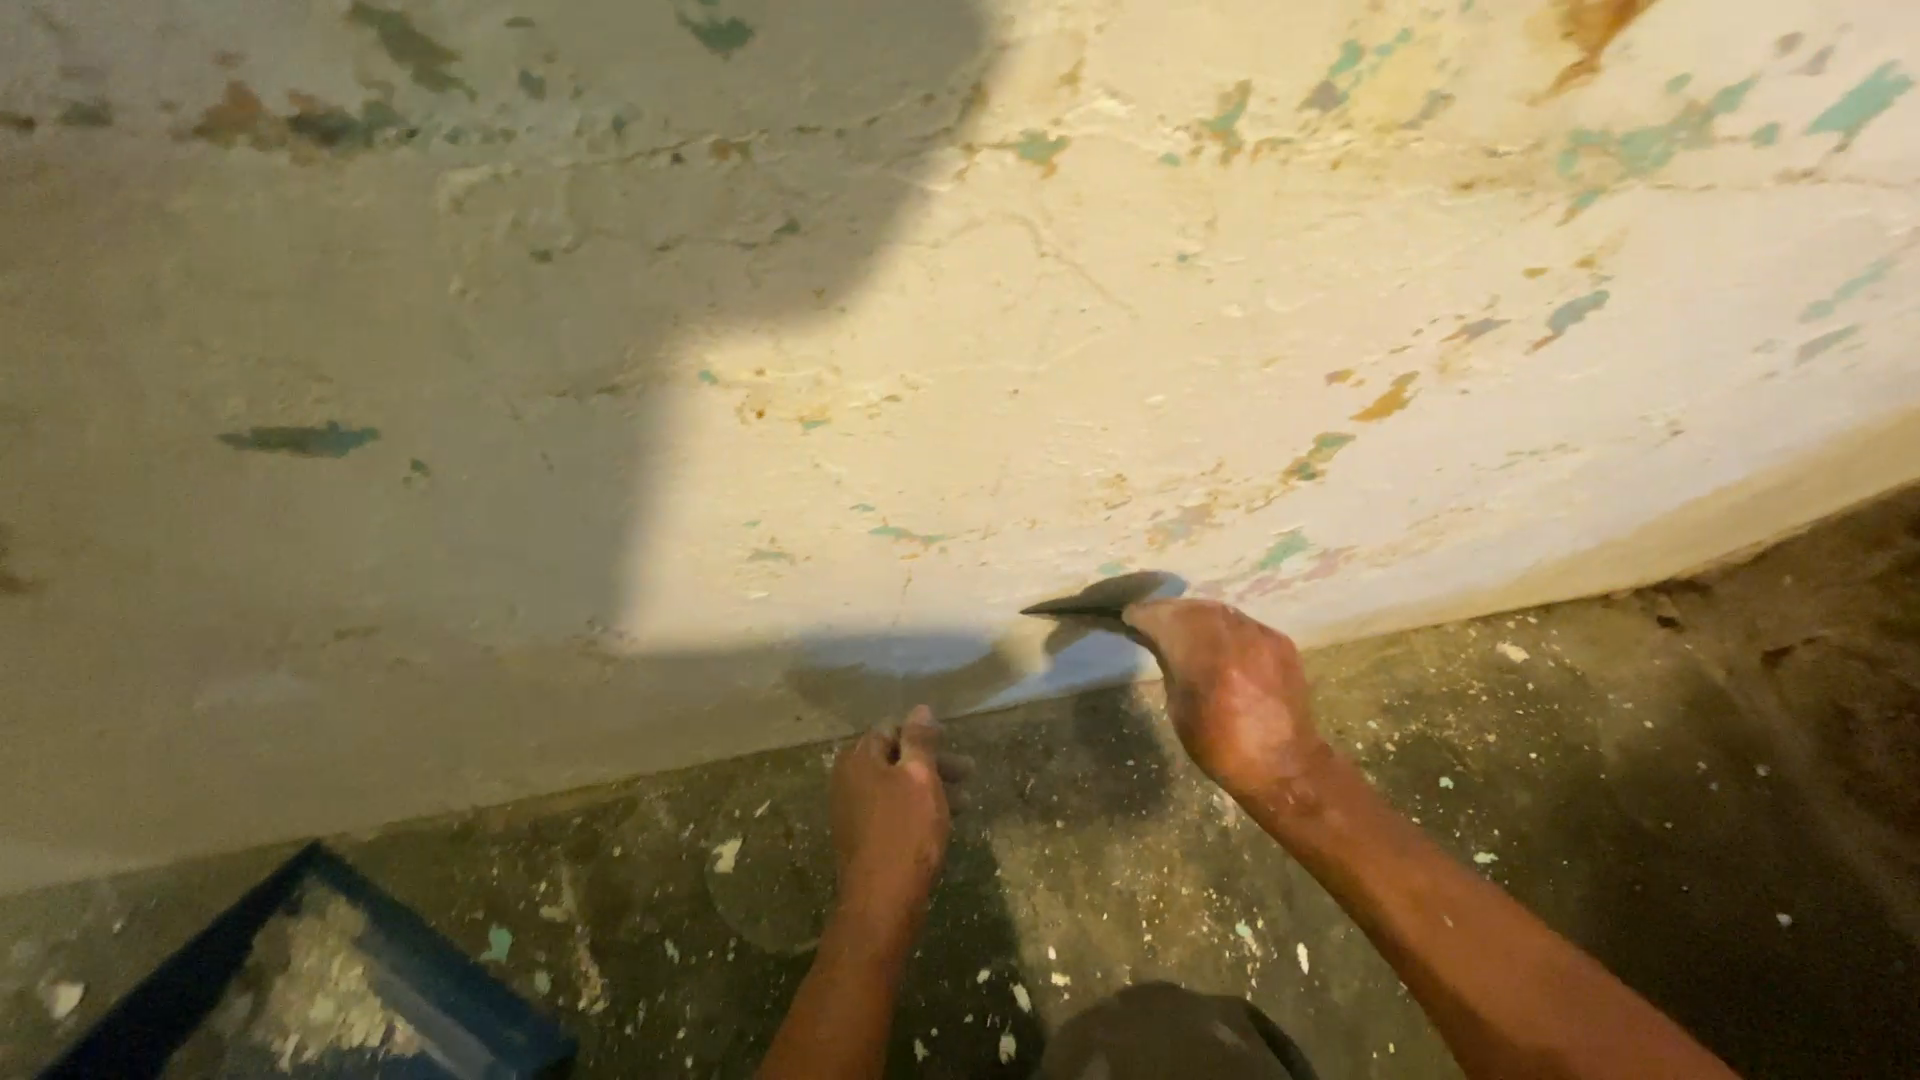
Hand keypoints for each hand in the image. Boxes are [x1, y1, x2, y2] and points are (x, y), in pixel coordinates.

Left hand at [829, 706, 968, 924]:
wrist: (882, 901)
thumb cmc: (905, 831)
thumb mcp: (920, 778)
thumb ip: (920, 740)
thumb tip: (920, 708)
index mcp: (858, 759)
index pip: (891, 728)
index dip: (924, 733)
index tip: (952, 742)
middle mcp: (848, 779)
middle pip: (896, 758)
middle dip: (934, 763)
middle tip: (969, 772)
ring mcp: (852, 810)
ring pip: (897, 786)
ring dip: (931, 788)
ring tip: (968, 802)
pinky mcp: (862, 836)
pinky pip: (893, 810)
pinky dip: (918, 808)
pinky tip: (944, 821)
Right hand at [1122, 598, 1327, 799]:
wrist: (1283, 765)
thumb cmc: (1220, 746)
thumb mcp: (1179, 708)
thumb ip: (1169, 665)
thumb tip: (1156, 639)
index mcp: (1205, 659)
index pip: (1166, 620)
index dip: (1144, 615)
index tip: (1129, 617)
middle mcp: (1235, 639)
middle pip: (1192, 609)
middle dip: (1168, 611)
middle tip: (1151, 619)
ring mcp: (1261, 636)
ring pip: (1218, 610)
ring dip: (1194, 615)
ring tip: (1179, 626)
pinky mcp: (1280, 641)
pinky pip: (1242, 623)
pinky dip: (1222, 626)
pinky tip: (1214, 638)